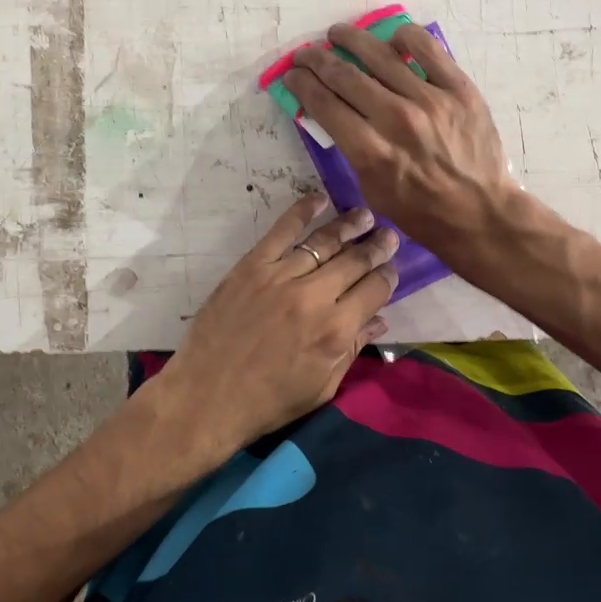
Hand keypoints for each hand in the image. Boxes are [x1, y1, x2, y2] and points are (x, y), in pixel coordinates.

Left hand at [151, 196, 398, 451]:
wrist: (207, 396)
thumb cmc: (269, 401)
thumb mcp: (322, 386)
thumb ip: (353, 348)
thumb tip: (379, 319)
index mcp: (336, 331)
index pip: (375, 290)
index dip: (388, 276)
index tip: (392, 268)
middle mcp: (314, 297)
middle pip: (355, 261)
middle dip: (377, 246)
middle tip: (389, 234)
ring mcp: (280, 277)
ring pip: (323, 241)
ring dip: (348, 225)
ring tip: (364, 214)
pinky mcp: (251, 266)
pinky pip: (281, 231)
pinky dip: (302, 211)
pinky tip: (319, 199)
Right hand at [284, 22, 521, 249]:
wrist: (481, 214)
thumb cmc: (421, 211)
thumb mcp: (371, 189)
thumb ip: (350, 149)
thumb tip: (331, 113)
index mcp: (370, 150)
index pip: (324, 103)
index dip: (301, 84)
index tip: (292, 75)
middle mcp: (396, 119)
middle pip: (344, 75)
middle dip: (316, 60)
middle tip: (305, 54)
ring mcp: (431, 100)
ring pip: (381, 54)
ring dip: (351, 39)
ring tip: (337, 34)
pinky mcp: (460, 89)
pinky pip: (426, 49)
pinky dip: (404, 37)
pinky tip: (390, 39)